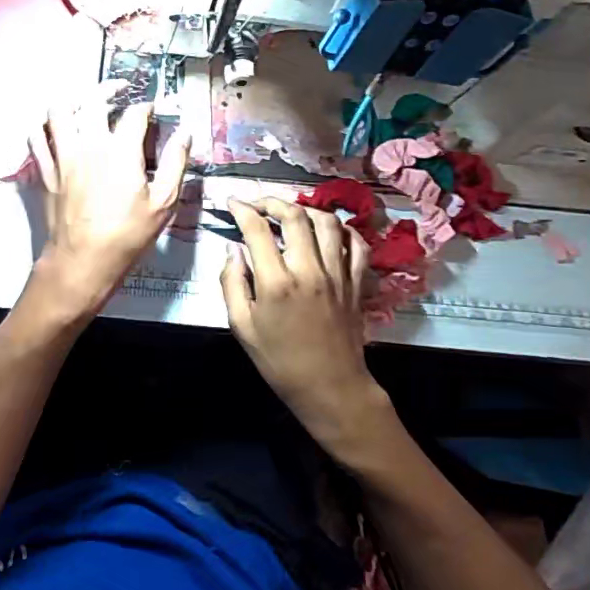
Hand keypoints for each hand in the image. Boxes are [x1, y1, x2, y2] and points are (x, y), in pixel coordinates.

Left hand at [25, 84, 190, 322]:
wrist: (81, 262)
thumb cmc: (126, 236)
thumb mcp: (163, 202)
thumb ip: (176, 163)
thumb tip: (185, 134)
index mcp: (121, 152)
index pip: (134, 113)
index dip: (147, 106)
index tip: (153, 109)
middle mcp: (89, 146)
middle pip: (93, 99)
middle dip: (109, 88)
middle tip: (120, 91)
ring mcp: (63, 156)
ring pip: (59, 111)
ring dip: (74, 100)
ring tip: (86, 103)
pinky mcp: (46, 171)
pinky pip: (37, 137)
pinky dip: (46, 126)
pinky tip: (58, 128)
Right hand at [219, 198, 387, 444]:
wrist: (329, 388)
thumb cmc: (280, 362)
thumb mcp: (242, 328)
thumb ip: (233, 284)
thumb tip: (233, 250)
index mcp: (276, 282)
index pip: (257, 229)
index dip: (242, 208)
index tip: (233, 202)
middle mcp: (309, 270)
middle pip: (294, 216)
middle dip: (273, 201)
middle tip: (259, 204)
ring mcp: (338, 274)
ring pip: (328, 223)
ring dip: (307, 210)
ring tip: (292, 213)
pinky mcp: (356, 282)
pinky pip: (357, 244)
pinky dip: (345, 230)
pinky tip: (330, 231)